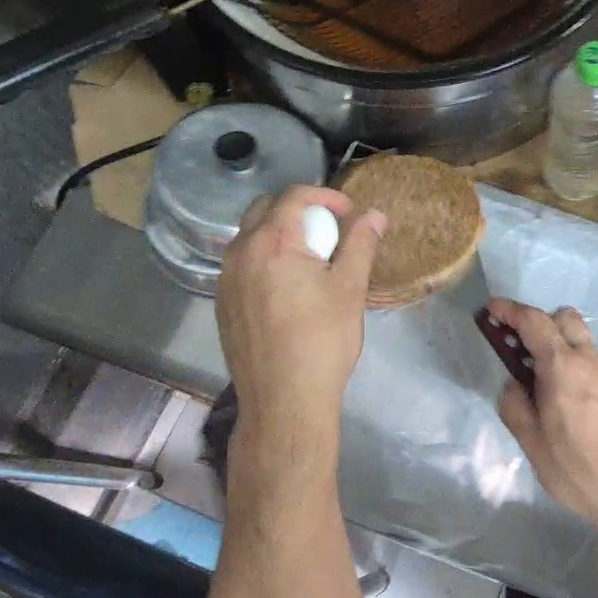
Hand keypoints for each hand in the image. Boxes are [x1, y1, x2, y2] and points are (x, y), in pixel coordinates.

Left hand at [217, 186, 385, 436]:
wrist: (283, 400)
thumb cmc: (322, 342)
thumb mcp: (350, 290)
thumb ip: (361, 245)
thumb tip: (375, 215)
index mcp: (273, 242)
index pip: (294, 196)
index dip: (325, 196)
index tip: (349, 213)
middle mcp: (240, 252)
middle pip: (264, 209)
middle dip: (298, 211)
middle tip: (328, 233)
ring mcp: (225, 279)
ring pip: (249, 237)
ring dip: (278, 235)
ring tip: (309, 261)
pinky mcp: (222, 303)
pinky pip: (241, 265)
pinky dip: (264, 261)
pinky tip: (287, 289)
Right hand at [490, 300, 597, 534]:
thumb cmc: (577, 470)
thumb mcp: (532, 443)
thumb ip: (516, 406)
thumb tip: (515, 384)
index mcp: (563, 368)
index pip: (534, 322)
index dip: (510, 311)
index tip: (493, 310)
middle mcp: (592, 361)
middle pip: (566, 319)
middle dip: (543, 323)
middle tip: (525, 350)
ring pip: (586, 346)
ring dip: (565, 352)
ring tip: (554, 392)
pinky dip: (584, 375)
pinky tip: (581, 412)